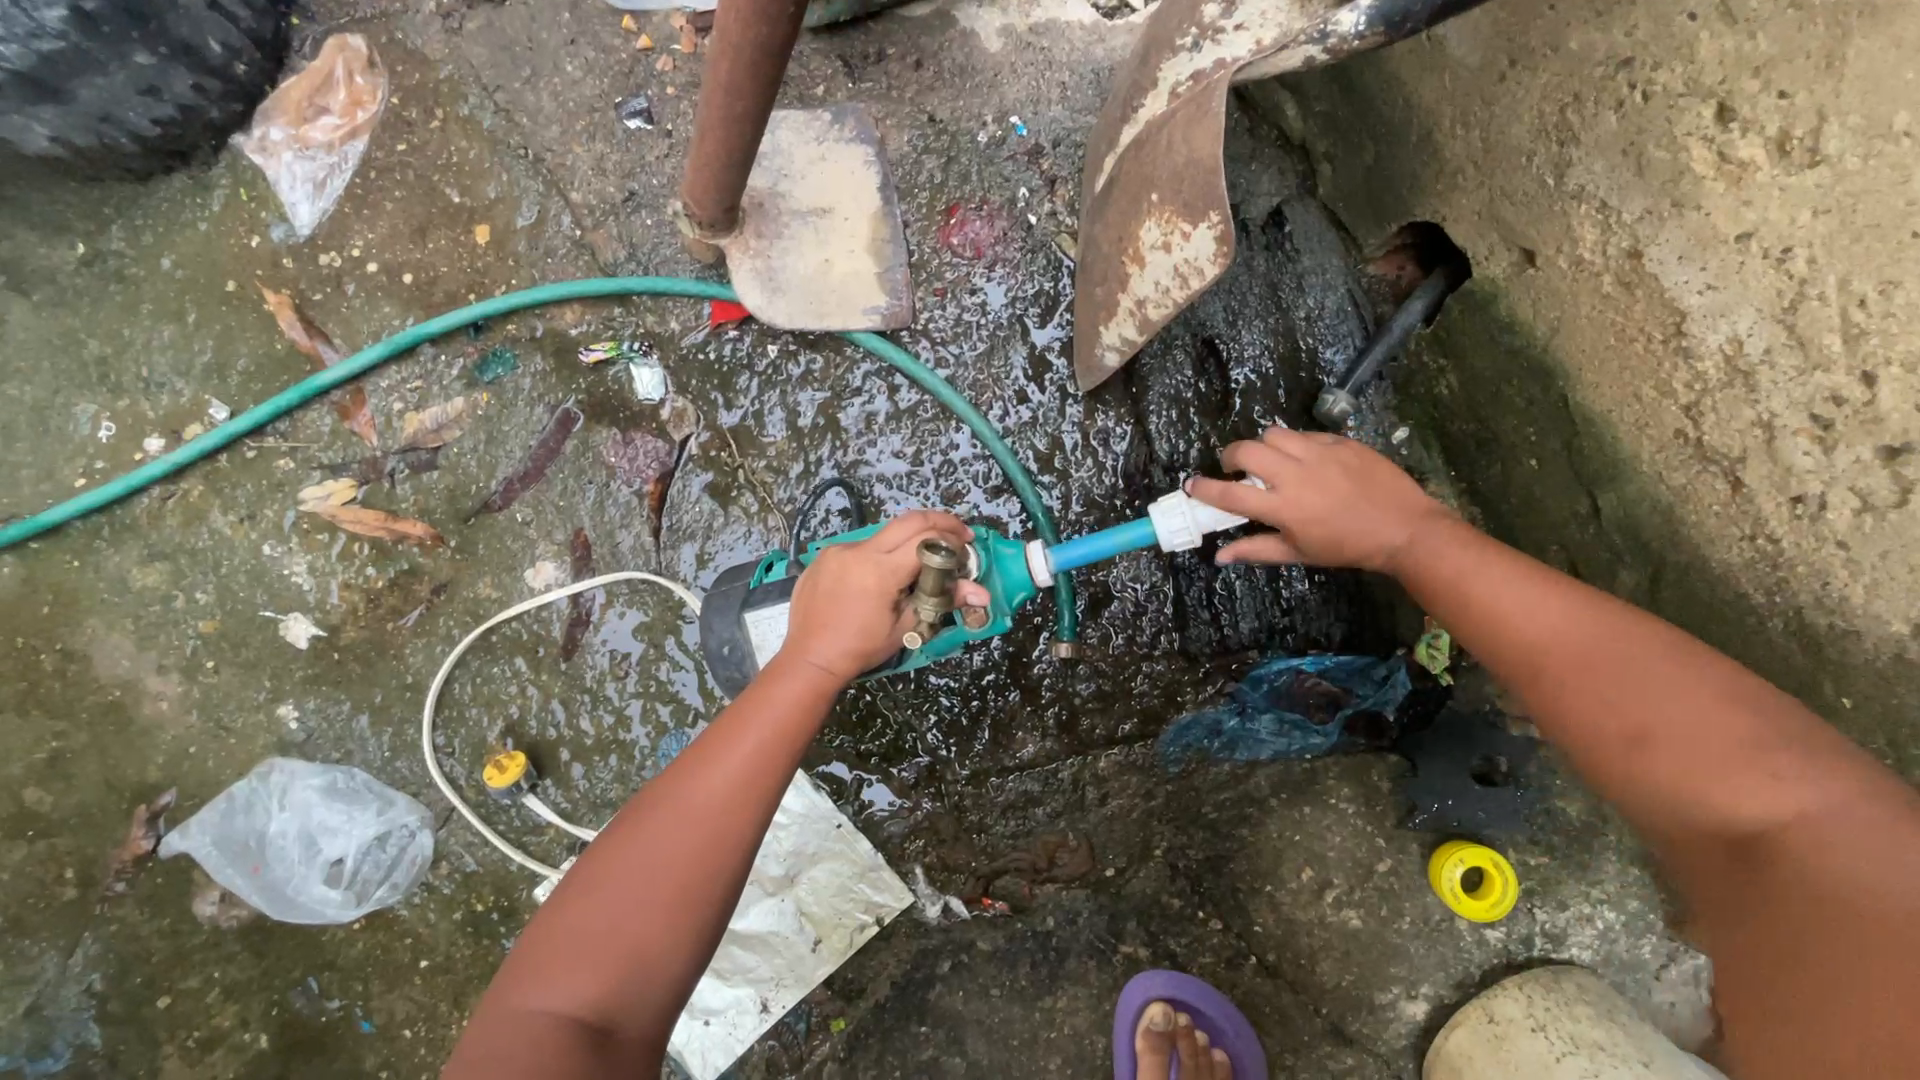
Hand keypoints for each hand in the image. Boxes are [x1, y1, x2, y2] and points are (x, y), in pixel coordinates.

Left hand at [777, 510, 992, 685]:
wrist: (810, 657)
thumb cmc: (861, 648)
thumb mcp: (906, 628)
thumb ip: (943, 601)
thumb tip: (983, 593)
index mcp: (880, 571)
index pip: (926, 539)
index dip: (951, 537)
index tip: (967, 544)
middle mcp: (859, 551)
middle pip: (908, 521)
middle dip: (938, 521)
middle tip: (957, 532)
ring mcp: (838, 550)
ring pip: (883, 534)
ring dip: (906, 540)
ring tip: (918, 561)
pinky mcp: (824, 555)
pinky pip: (860, 546)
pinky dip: (879, 554)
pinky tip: (880, 576)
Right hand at [1185, 427, 1451, 574]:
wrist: (1404, 528)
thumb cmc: (1347, 547)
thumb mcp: (1299, 553)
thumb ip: (1255, 550)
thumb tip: (1219, 556)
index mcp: (1282, 508)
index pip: (1229, 494)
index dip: (1203, 488)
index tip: (1191, 485)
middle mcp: (1295, 475)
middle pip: (1246, 450)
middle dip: (1231, 455)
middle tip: (1235, 468)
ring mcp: (1319, 454)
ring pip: (1274, 434)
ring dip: (1264, 446)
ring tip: (1272, 460)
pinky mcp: (1340, 441)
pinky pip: (1304, 433)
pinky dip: (1295, 444)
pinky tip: (1305, 459)